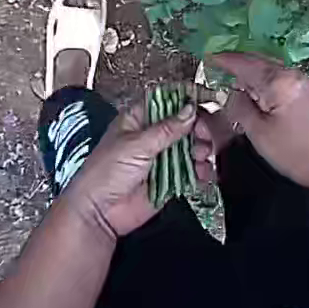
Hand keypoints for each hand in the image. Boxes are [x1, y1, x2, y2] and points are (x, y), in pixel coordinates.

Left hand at [56, 100, 196, 239]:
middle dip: (198, 126)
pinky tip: (203, 173)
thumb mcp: (137, 145)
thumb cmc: (108, 170)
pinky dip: (201, 170)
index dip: (187, 96)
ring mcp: (162, 156)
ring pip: (191, 145)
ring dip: (201, 148)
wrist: (99, 212)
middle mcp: (153, 134)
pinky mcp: (170, 178)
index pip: (167, 98)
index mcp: (139, 118)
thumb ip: (167, 129)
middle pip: (184, 122)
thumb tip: (191, 109)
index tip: (209, 97)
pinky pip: (192, 170)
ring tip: (202, 156)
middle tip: (205, 135)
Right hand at [198, 53, 308, 196]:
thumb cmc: (301, 154)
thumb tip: (230, 93)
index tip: (207, 58)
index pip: (243, 63)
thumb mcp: (260, 135)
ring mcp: (305, 83)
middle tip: (217, 69)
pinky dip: (266, 81)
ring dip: (252, 73)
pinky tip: (260, 95)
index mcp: (277, 81)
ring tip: (235, 83)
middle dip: (237, 64)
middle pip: (259, 62)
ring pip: (271, 70)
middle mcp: (292, 75)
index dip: (223, 60)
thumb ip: (240, 109)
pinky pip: (282, 79)